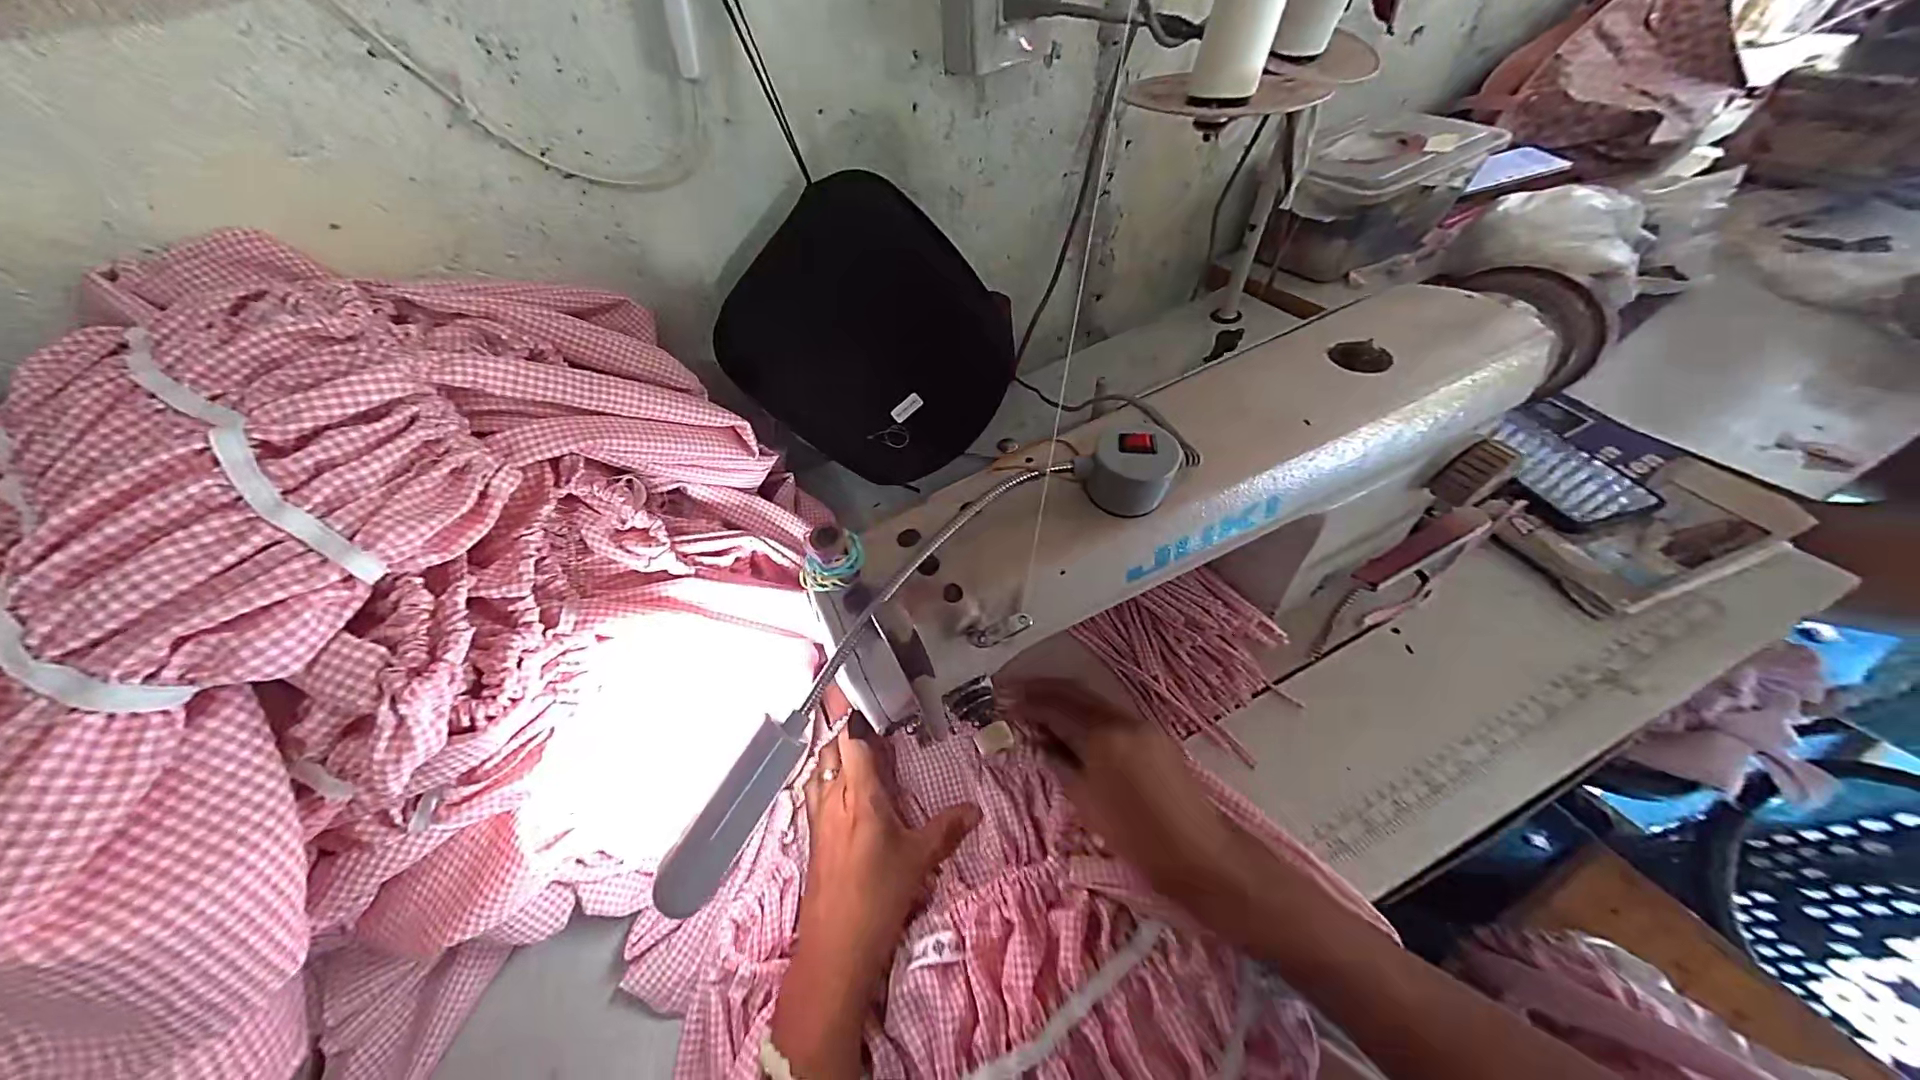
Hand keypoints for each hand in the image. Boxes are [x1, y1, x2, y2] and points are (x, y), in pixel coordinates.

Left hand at [796, 725, 980, 976]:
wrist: (835, 946)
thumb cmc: (878, 896)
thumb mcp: (919, 859)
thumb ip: (946, 828)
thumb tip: (973, 810)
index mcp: (859, 795)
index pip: (848, 739)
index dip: (847, 709)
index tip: (846, 682)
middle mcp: (832, 797)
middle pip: (829, 747)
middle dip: (837, 722)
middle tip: (853, 703)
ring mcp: (818, 816)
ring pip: (819, 768)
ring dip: (831, 749)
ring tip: (848, 737)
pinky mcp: (813, 835)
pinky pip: (816, 790)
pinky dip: (827, 774)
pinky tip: (840, 783)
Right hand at [1000, 678, 1250, 910]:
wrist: (1200, 853)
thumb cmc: (1136, 837)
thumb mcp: (1086, 802)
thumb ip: (1059, 762)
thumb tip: (1038, 740)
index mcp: (1101, 734)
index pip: (1054, 706)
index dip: (1024, 701)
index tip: (1000, 699)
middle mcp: (1122, 718)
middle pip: (1073, 692)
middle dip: (1040, 691)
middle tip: (1012, 694)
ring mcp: (1141, 723)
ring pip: (1092, 701)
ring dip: (1062, 700)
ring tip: (1035, 709)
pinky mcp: (1154, 735)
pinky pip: (1109, 714)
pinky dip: (1084, 714)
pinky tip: (1071, 727)